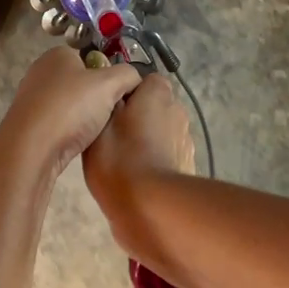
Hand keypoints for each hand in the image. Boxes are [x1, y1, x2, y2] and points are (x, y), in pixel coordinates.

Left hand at [0, 47, 141, 176]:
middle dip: (97, 97)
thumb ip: (128, 75)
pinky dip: (68, 132)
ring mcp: (30, 100)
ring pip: (69, 105)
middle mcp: (41, 71)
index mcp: (58, 54)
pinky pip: (56, 124)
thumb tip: (134, 79)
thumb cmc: (70, 108)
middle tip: (110, 114)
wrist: (29, 151)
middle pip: (82, 82)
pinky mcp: (25, 126)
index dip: (109, 75)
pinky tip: (76, 144)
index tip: (118, 94)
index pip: (93, 58)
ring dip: (83, 117)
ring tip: (94, 132)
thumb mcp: (110, 84)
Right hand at [82, 73, 195, 222]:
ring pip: (161, 132)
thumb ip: (108, 104)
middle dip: (138, 119)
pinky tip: (141, 181)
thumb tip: (115, 94)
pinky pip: (168, 156)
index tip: (110, 115)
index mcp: (158, 91)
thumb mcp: (100, 126)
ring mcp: (186, 137)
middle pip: (154, 107)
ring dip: (149, 142)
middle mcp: (177, 108)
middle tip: (115, 141)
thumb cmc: (120, 159)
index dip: (126, 96)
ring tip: (126, 165)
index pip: (143, 81)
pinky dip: (158, 163)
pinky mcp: (188, 164)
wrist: (150, 206)